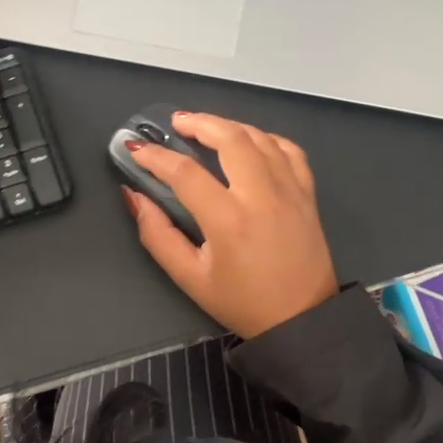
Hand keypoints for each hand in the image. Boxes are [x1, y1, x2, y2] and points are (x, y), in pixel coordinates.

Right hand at [125, 112, 337, 338]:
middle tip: (175, 122)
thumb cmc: (242, 302)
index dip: (156, 157)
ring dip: (229, 125)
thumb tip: (135, 198)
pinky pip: (289, 151)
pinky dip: (266, 139)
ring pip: (259, 138)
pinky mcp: (307, 194)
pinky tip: (250, 142)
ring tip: (206, 126)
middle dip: (198, 123)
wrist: (302, 320)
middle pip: (230, 138)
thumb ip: (158, 235)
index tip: (137, 149)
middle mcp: (262, 196)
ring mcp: (290, 191)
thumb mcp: (190, 278)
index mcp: (229, 220)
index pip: (186, 173)